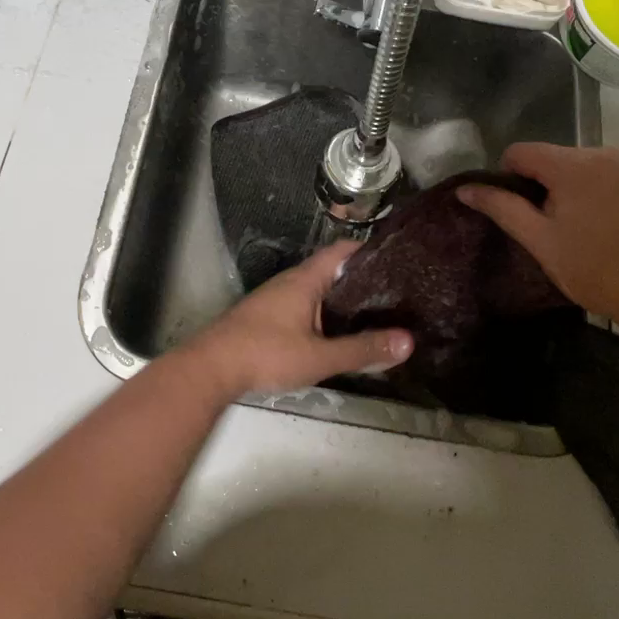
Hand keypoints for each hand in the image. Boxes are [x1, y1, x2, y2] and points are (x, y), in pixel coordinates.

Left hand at [185, 243, 413, 395]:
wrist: (210, 368)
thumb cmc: (265, 353)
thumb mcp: (319, 356)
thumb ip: (362, 350)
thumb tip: (407, 342)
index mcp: (305, 280)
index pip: (342, 251)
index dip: (369, 250)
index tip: (398, 259)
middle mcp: (291, 282)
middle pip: (332, 271)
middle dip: (362, 280)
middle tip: (396, 293)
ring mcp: (276, 299)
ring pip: (317, 291)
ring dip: (342, 300)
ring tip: (375, 313)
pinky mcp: (267, 318)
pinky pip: (304, 307)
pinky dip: (325, 315)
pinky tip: (336, 334)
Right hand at [456, 144, 618, 337]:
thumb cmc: (595, 270)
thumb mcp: (540, 241)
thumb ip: (501, 208)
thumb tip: (464, 189)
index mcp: (572, 164)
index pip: (519, 152)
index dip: (506, 178)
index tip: (514, 213)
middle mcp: (602, 154)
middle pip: (550, 158)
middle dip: (539, 186)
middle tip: (545, 229)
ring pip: (578, 169)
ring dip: (567, 191)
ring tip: (574, 232)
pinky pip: (605, 178)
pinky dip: (593, 196)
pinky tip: (602, 231)